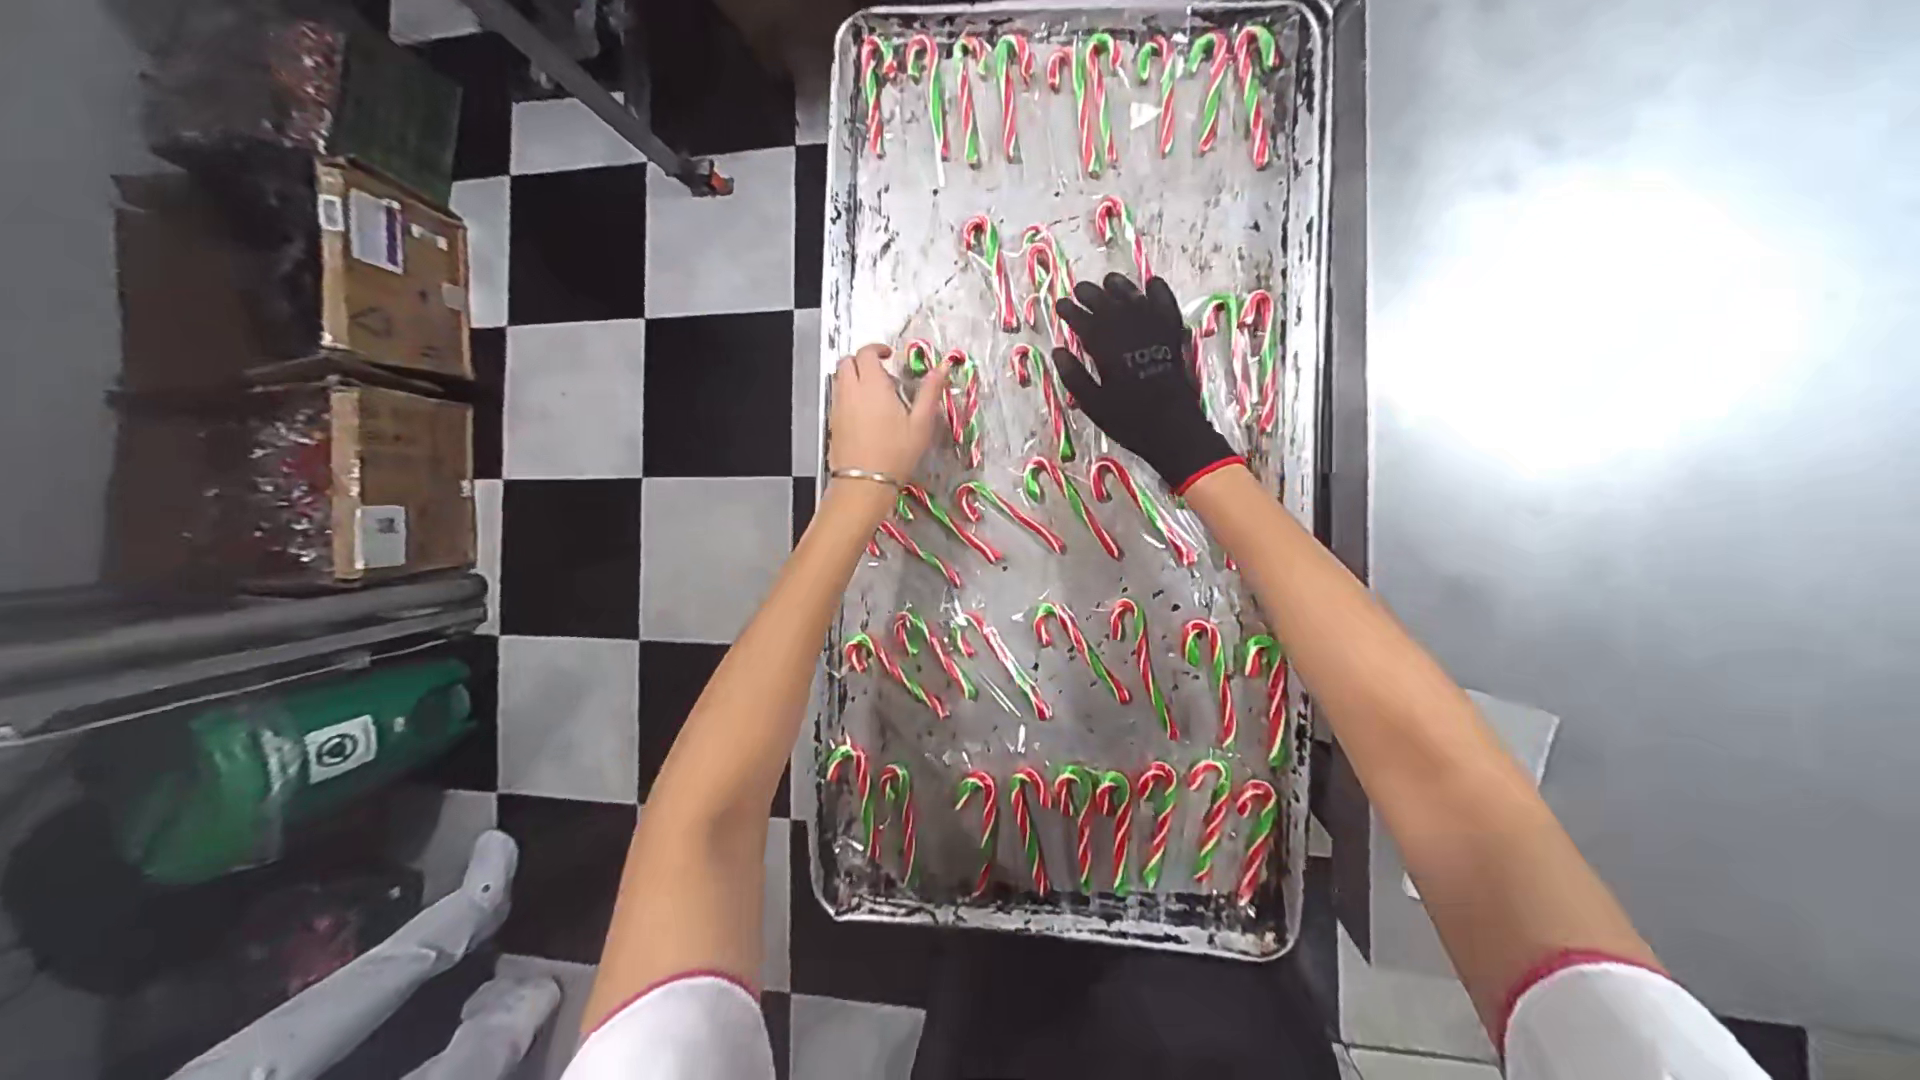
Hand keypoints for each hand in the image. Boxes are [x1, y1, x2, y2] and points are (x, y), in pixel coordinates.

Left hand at [828, 343, 949, 481]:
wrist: (865, 483)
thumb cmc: (896, 452)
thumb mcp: (921, 423)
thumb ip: (931, 391)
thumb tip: (943, 367)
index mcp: (872, 384)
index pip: (866, 353)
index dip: (877, 349)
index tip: (889, 355)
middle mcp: (850, 390)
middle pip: (847, 361)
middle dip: (862, 360)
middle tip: (882, 372)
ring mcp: (838, 407)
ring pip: (840, 379)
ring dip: (854, 377)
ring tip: (875, 394)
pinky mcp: (833, 423)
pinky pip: (838, 398)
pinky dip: (849, 395)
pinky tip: (866, 414)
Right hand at [1054, 274, 1240, 492]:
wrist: (1173, 429)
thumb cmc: (1129, 421)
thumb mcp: (1093, 404)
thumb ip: (1074, 376)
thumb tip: (1058, 351)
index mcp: (1107, 351)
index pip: (1084, 321)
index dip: (1071, 311)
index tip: (1061, 305)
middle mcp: (1130, 334)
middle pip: (1108, 304)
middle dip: (1091, 294)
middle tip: (1078, 289)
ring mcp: (1155, 332)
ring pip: (1135, 299)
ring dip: (1120, 287)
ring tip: (1108, 281)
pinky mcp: (1173, 336)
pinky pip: (1166, 306)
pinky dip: (1159, 292)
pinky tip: (1151, 284)